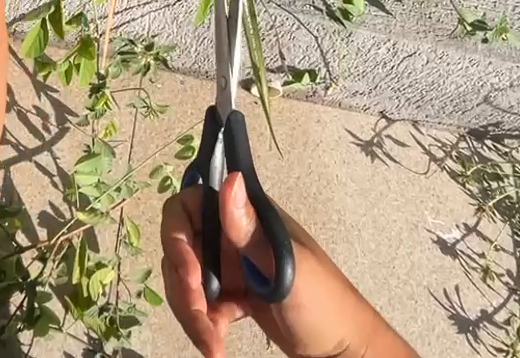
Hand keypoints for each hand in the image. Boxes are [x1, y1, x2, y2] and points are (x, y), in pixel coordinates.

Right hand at [161, 174, 412, 357]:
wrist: (343, 351)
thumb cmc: (324, 302)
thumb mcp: (287, 267)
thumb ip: (251, 230)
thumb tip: (231, 178)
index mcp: (247, 215)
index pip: (190, 206)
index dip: (177, 237)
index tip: (191, 274)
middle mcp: (234, 233)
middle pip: (182, 248)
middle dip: (183, 286)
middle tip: (201, 318)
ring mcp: (232, 264)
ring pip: (186, 279)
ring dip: (191, 312)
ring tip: (213, 346)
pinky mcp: (232, 294)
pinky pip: (200, 303)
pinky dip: (203, 324)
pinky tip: (218, 343)